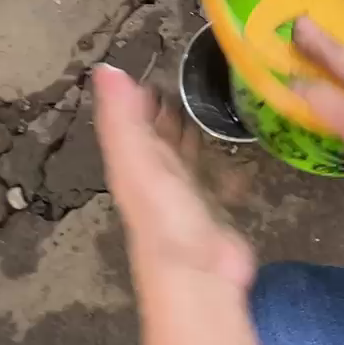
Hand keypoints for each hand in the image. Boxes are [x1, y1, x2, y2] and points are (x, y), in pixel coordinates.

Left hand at [90, 64, 254, 288]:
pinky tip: (238, 158)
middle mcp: (157, 178)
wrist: (200, 276)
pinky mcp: (214, 210)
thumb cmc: (168, 217)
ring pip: (186, 156)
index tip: (155, 67)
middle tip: (186, 81)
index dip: (139, 97)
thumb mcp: (139, 162)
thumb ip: (123, 118)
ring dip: (192, 134)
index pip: (133, 122)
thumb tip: (105, 69)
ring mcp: (186, 196)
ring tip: (209, 108)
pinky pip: (216, 178)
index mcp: (135, 165)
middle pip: (159, 139)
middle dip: (168, 112)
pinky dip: (224, 166)